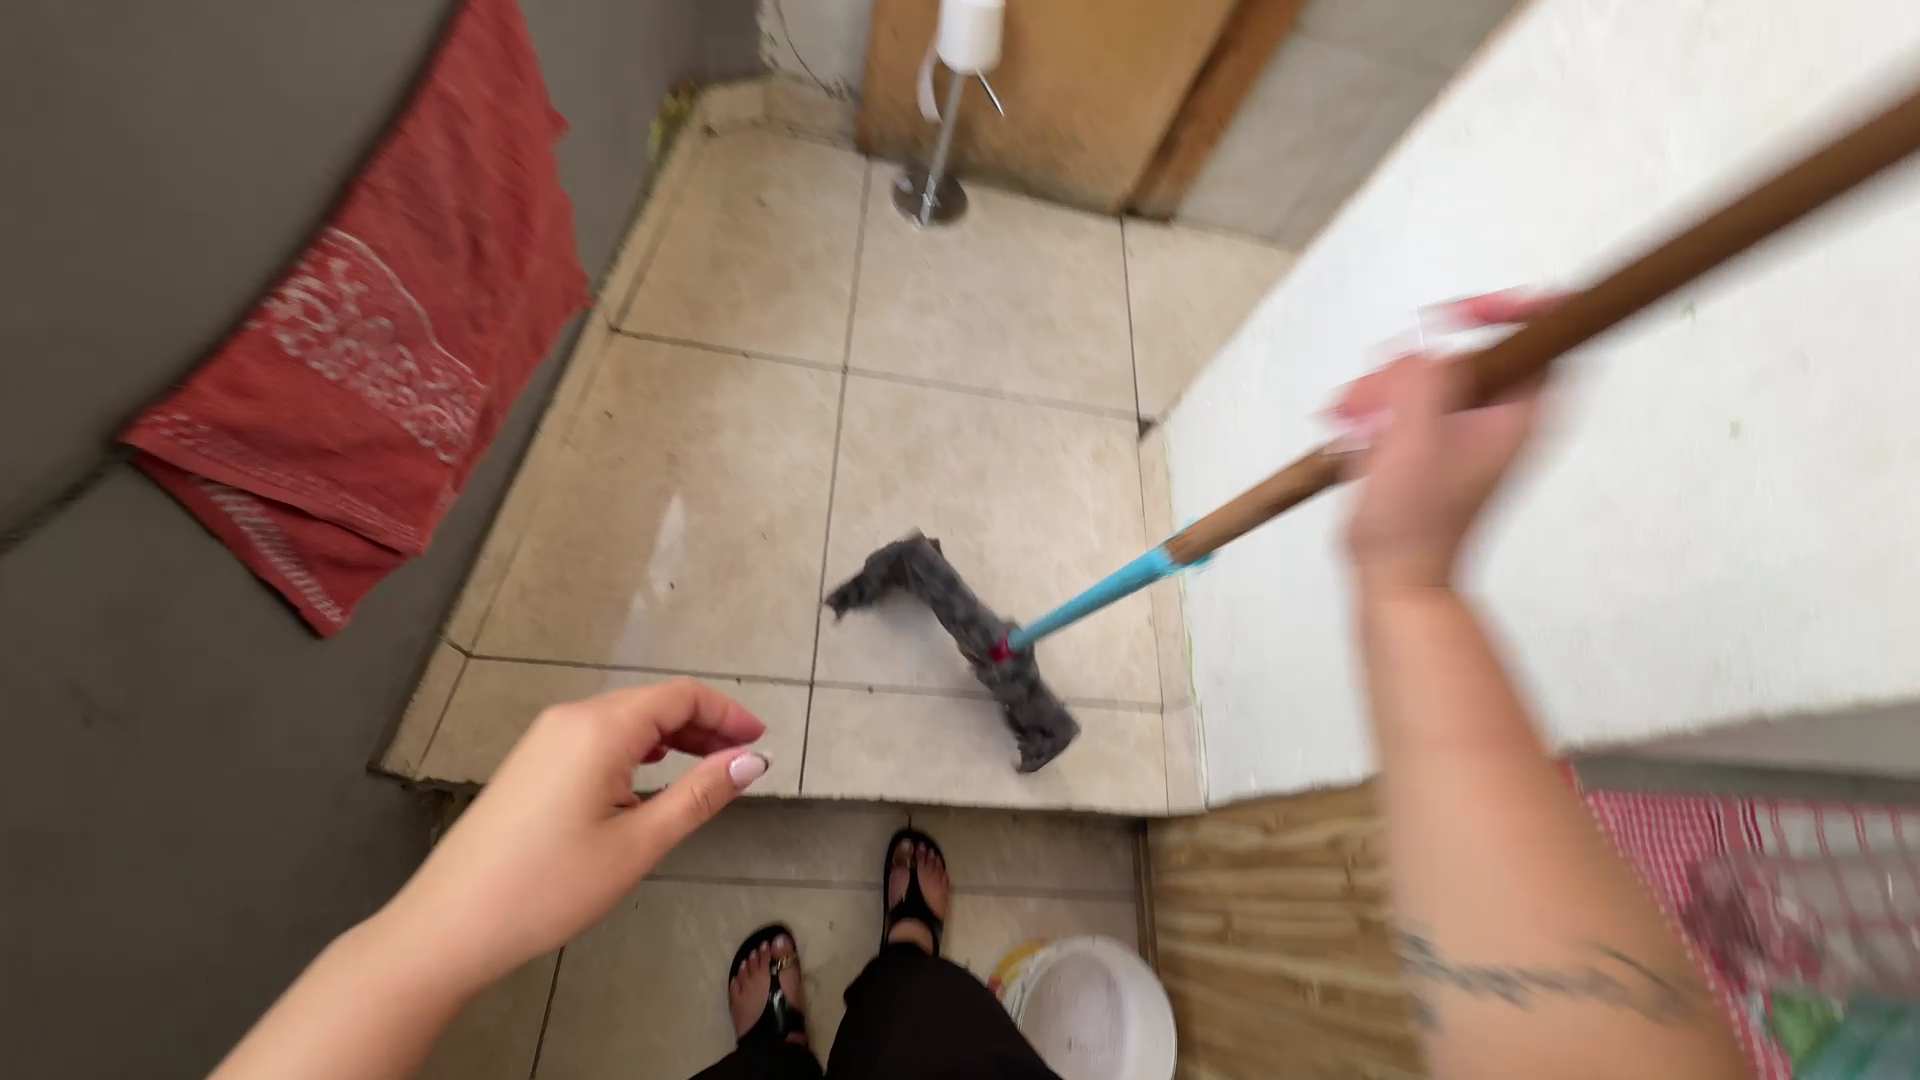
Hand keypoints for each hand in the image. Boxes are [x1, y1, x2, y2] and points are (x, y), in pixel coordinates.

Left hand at [375, 678, 768, 994]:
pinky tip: (649, 775)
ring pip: (628, 718)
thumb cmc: (550, 887)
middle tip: (741, 759)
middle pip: (655, 702)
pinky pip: (601, 734)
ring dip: (673, 736)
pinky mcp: (533, 759)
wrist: (444, 928)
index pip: (682, 695)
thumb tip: (752, 759)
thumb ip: (700, 794)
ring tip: (705, 768)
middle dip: (705, 724)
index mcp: (602, 728)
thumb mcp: (639, 843)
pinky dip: (639, 746)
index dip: (727, 712)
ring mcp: (547, 737)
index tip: (759, 740)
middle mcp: (573, 717)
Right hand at [1335, 291, 1559, 591]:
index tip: (1457, 315)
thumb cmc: (1414, 519)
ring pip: (1425, 379)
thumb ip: (1423, 381)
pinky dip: (1371, 407)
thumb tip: (1421, 346)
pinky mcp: (1426, 445)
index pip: (1546, 335)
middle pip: (1466, 354)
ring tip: (1347, 415)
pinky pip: (1402, 404)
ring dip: (1379, 388)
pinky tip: (1347, 426)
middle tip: (1375, 387)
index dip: (1511, 311)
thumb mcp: (1417, 440)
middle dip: (1410, 364)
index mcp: (1520, 413)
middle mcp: (1496, 417)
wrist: (1393, 574)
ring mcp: (1458, 432)